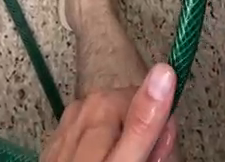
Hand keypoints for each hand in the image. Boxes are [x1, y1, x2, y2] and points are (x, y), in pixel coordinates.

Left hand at [40, 63, 178, 161]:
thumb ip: (144, 121)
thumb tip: (164, 72)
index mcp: (102, 104)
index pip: (152, 99)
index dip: (159, 131)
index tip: (156, 155)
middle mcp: (84, 107)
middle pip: (132, 114)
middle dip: (142, 142)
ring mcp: (69, 126)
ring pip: (114, 128)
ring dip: (124, 151)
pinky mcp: (60, 145)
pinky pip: (94, 141)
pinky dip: (102, 157)